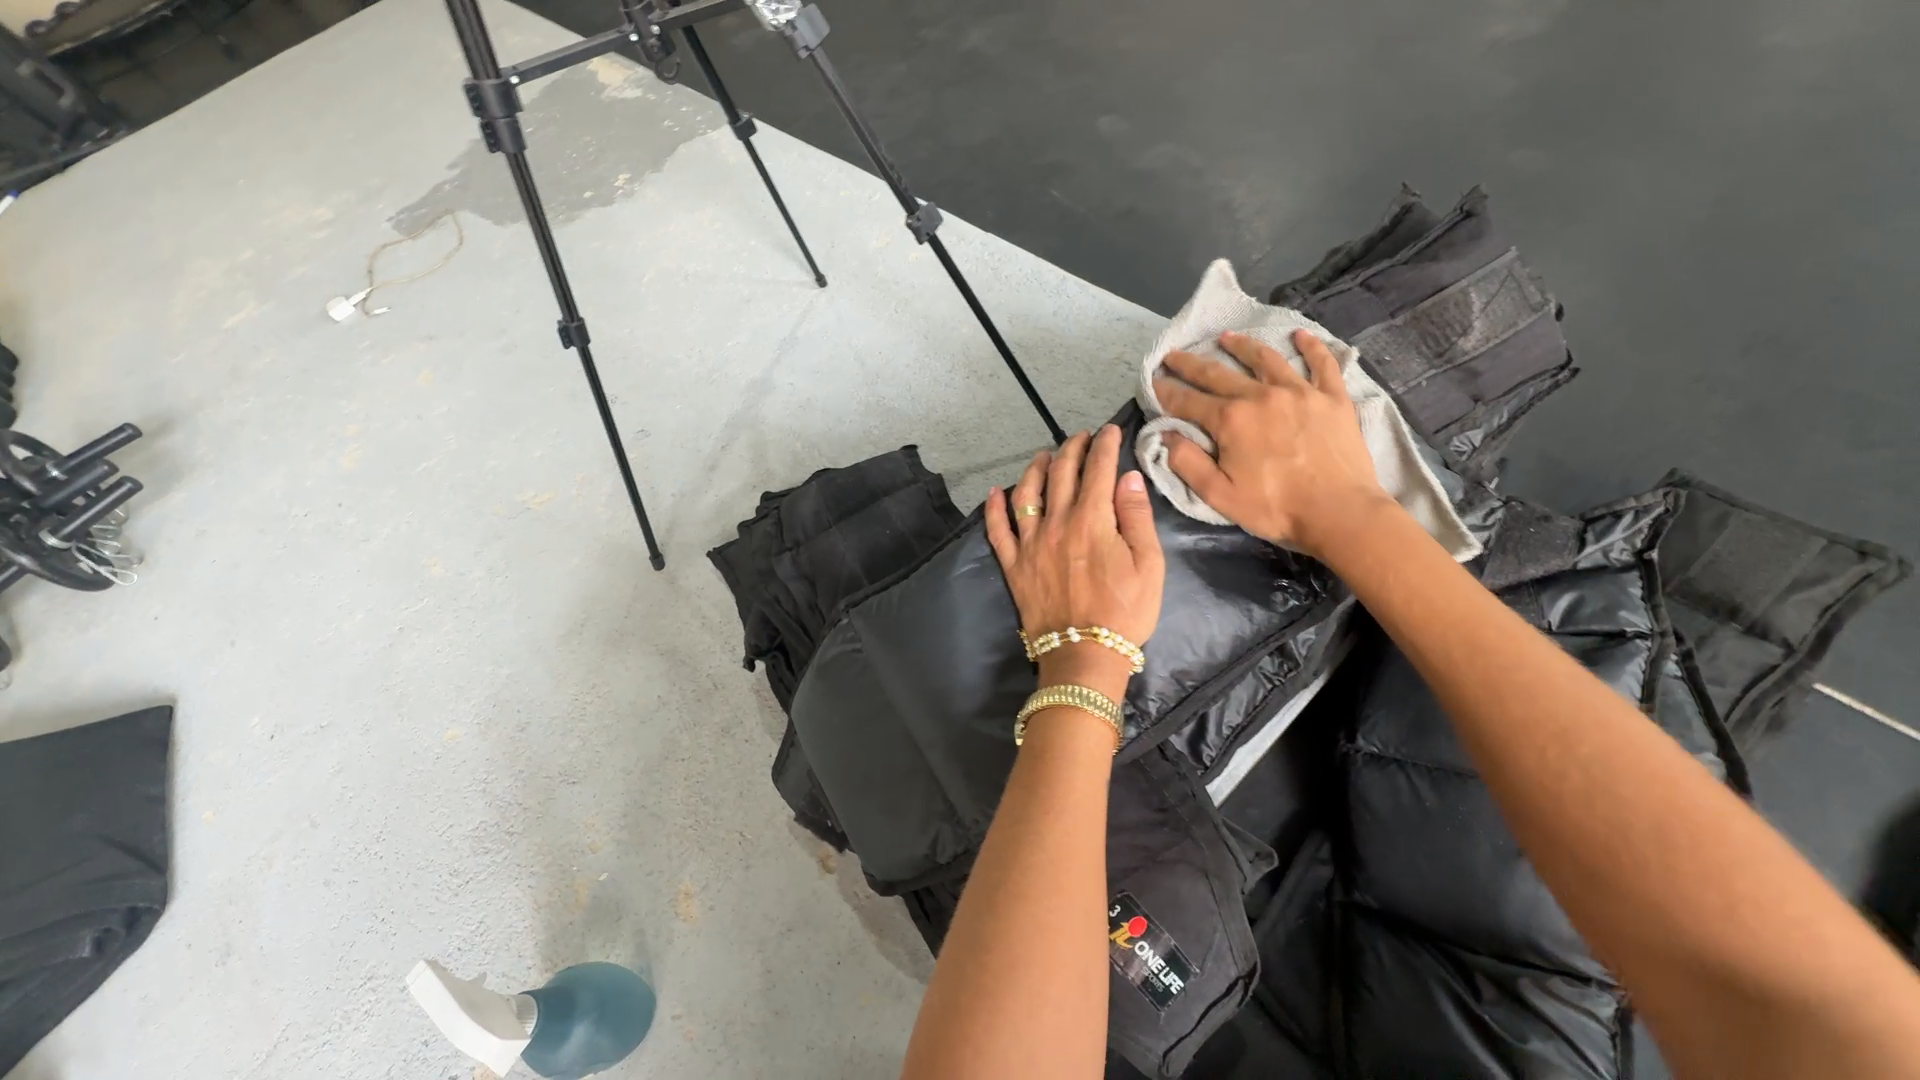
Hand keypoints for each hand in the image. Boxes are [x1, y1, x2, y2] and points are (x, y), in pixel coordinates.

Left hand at [985, 425, 1164, 689]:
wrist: (1085, 655)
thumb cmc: (1125, 612)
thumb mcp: (1149, 565)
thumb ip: (1137, 517)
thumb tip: (1128, 477)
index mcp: (1093, 520)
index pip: (1098, 470)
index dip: (1105, 446)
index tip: (1111, 431)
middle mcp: (1057, 523)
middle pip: (1061, 474)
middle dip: (1072, 449)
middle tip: (1081, 438)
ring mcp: (1030, 544)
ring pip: (1027, 494)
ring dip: (1035, 469)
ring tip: (1044, 456)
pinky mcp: (1013, 565)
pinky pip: (998, 530)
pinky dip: (995, 508)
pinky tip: (996, 492)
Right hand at [1154, 328, 1394, 555]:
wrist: (1340, 512)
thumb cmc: (1276, 508)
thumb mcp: (1219, 496)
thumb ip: (1188, 463)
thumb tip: (1167, 435)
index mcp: (1231, 420)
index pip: (1188, 401)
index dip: (1166, 392)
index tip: (1152, 382)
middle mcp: (1261, 396)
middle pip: (1218, 373)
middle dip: (1191, 364)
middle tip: (1173, 355)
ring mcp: (1300, 392)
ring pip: (1265, 358)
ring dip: (1242, 345)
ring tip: (1226, 337)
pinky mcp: (1332, 398)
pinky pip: (1321, 363)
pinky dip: (1311, 346)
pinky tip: (1300, 335)